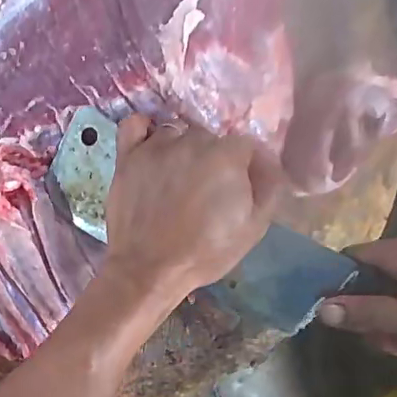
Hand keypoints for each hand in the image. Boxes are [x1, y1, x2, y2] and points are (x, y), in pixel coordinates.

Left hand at [98, 115, 283, 299]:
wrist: (150, 270)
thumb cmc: (205, 253)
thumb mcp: (253, 228)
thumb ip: (268, 188)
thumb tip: (268, 165)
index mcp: (226, 156)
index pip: (246, 146)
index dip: (248, 166)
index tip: (245, 186)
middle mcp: (192, 141)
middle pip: (210, 138)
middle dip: (215, 160)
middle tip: (210, 191)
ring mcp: (156, 147)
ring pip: (177, 133)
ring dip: (183, 150)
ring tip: (180, 178)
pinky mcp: (128, 157)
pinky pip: (135, 126)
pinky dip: (145, 131)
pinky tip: (152, 148)